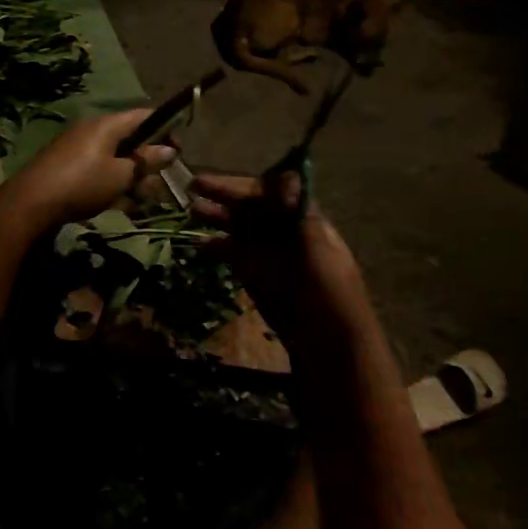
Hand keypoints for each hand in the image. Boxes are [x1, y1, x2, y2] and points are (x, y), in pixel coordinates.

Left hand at [0, 109, 177, 227]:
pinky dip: (110, 187)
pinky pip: (98, 173)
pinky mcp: (67, 168)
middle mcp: (92, 131)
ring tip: (135, 203)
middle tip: (153, 188)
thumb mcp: (120, 175)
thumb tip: (169, 150)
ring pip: (114, 161)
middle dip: (145, 166)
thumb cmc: (82, 184)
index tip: (177, 152)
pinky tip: (114, 206)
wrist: (31, 203)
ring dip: (129, 181)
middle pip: (130, 142)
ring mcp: (77, 149)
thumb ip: (145, 162)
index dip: (165, 130)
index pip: (144, 116)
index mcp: (107, 125)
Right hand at [191, 171, 377, 346]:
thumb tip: (287, 180)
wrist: (331, 348)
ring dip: (217, 215)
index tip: (225, 184)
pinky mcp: (254, 274)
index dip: (249, 185)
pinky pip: (232, 253)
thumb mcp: (322, 259)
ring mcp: (268, 252)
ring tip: (193, 211)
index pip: (274, 191)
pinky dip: (216, 247)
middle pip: (252, 205)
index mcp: (306, 222)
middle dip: (226, 193)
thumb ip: (302, 220)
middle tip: (195, 185)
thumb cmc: (334, 300)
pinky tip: (200, 246)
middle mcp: (284, 231)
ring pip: (238, 225)